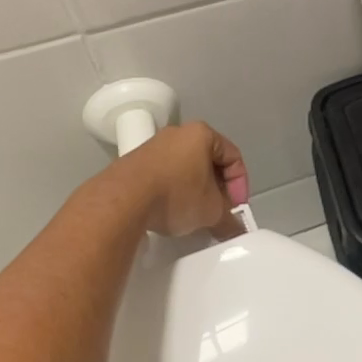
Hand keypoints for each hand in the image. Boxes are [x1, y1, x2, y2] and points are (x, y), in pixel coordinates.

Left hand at [114, 122, 249, 239]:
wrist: (121, 201)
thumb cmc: (175, 195)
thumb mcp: (211, 211)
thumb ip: (228, 218)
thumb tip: (234, 228)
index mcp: (201, 134)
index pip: (233, 157)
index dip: (240, 185)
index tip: (235, 207)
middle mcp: (177, 133)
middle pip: (208, 161)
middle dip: (217, 189)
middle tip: (218, 212)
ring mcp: (153, 146)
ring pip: (185, 168)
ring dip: (195, 190)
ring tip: (194, 214)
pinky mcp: (134, 162)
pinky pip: (164, 174)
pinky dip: (173, 190)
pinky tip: (171, 210)